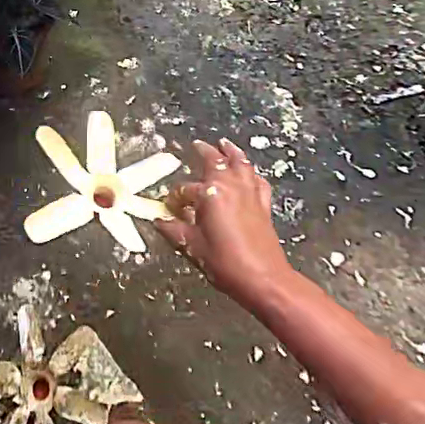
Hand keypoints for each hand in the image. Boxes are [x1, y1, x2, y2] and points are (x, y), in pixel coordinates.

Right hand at [155, 139, 295, 308]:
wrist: (265, 280)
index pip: (185, 190)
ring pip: (241, 164)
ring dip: (231, 152)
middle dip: (205, 152)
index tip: (168, 208)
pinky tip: (249, 173)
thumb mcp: (192, 247)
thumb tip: (159, 221)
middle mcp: (231, 186)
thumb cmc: (225, 263)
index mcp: (210, 194)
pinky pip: (257, 180)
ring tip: (224, 143)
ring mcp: (250, 193)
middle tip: (196, 145)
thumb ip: (173, 230)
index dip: (174, 198)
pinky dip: (251, 172)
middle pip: (217, 161)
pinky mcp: (263, 205)